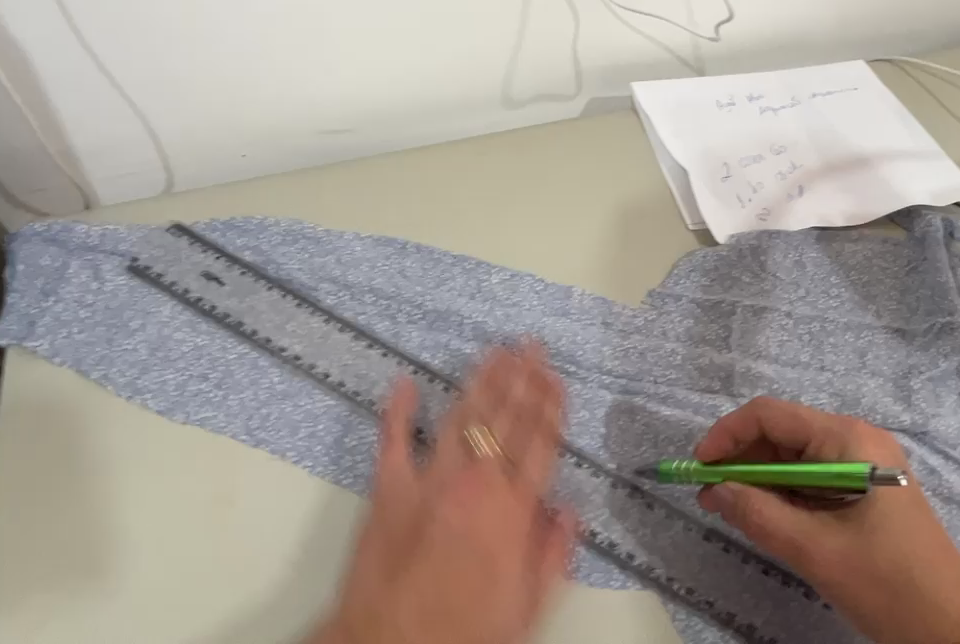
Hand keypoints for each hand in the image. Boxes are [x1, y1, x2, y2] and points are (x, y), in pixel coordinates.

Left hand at [310, 343, 578, 643]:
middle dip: (522, 378)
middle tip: (530, 345)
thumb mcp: (525, 606)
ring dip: (480, 380)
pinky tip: (406, 382)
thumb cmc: (466, 631)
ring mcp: (430, 477)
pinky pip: (394, 438)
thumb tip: (570, 511)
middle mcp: (476, 481)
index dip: (550, 406)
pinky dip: (399, 409)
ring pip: (462, 416)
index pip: (540, 444)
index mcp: (513, 509)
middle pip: (505, 418)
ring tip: (495, 351)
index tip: (556, 376)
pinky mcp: (389, 486)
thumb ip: (552, 554)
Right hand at [695, 398, 959, 643]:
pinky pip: (814, 477)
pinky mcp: (869, 490)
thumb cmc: (888, 585)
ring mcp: (865, 463)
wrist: (958, 634)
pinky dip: (784, 493)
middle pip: (782, 432)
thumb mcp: (814, 550)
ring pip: (795, 456)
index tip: (700, 467)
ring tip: (728, 507)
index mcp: (848, 439)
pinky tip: (763, 514)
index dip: (728, 435)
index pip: (771, 414)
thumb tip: (713, 491)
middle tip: (709, 493)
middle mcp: (856, 439)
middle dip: (742, 459)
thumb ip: (757, 513)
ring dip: (760, 478)